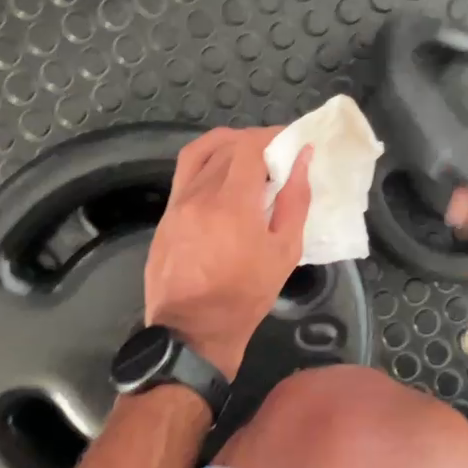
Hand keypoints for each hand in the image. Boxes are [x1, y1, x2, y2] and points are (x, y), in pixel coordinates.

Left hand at [144, 127, 313, 379]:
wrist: (192, 331)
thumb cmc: (245, 296)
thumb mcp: (283, 252)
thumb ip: (295, 201)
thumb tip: (302, 160)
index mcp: (231, 203)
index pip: (248, 146)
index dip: (271, 136)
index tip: (289, 140)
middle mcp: (198, 194)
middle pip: (224, 146)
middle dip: (252, 141)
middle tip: (274, 153)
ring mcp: (176, 204)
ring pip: (198, 155)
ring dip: (225, 147)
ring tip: (246, 158)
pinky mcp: (165, 218)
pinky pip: (185, 177)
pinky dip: (207, 167)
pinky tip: (224, 183)